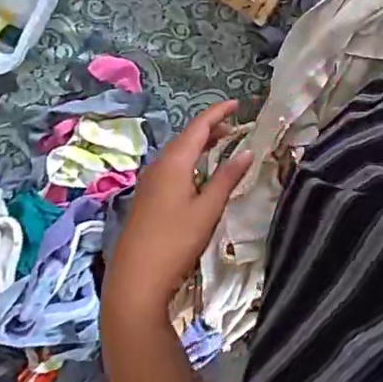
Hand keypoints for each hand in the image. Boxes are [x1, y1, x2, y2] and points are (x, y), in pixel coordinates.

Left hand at [103, 100, 252, 319]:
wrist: (136, 278)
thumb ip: (227, 178)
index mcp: (174, 162)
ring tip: (221, 144)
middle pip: (187, 137)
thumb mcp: (207, 210)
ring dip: (200, 145)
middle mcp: (159, 165)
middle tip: (234, 126)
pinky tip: (199, 173)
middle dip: (210, 128)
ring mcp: (150, 181)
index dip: (217, 113)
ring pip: (178, 153)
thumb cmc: (175, 241)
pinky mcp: (148, 197)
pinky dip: (190, 160)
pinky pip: (171, 167)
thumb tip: (246, 152)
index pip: (198, 127)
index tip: (236, 103)